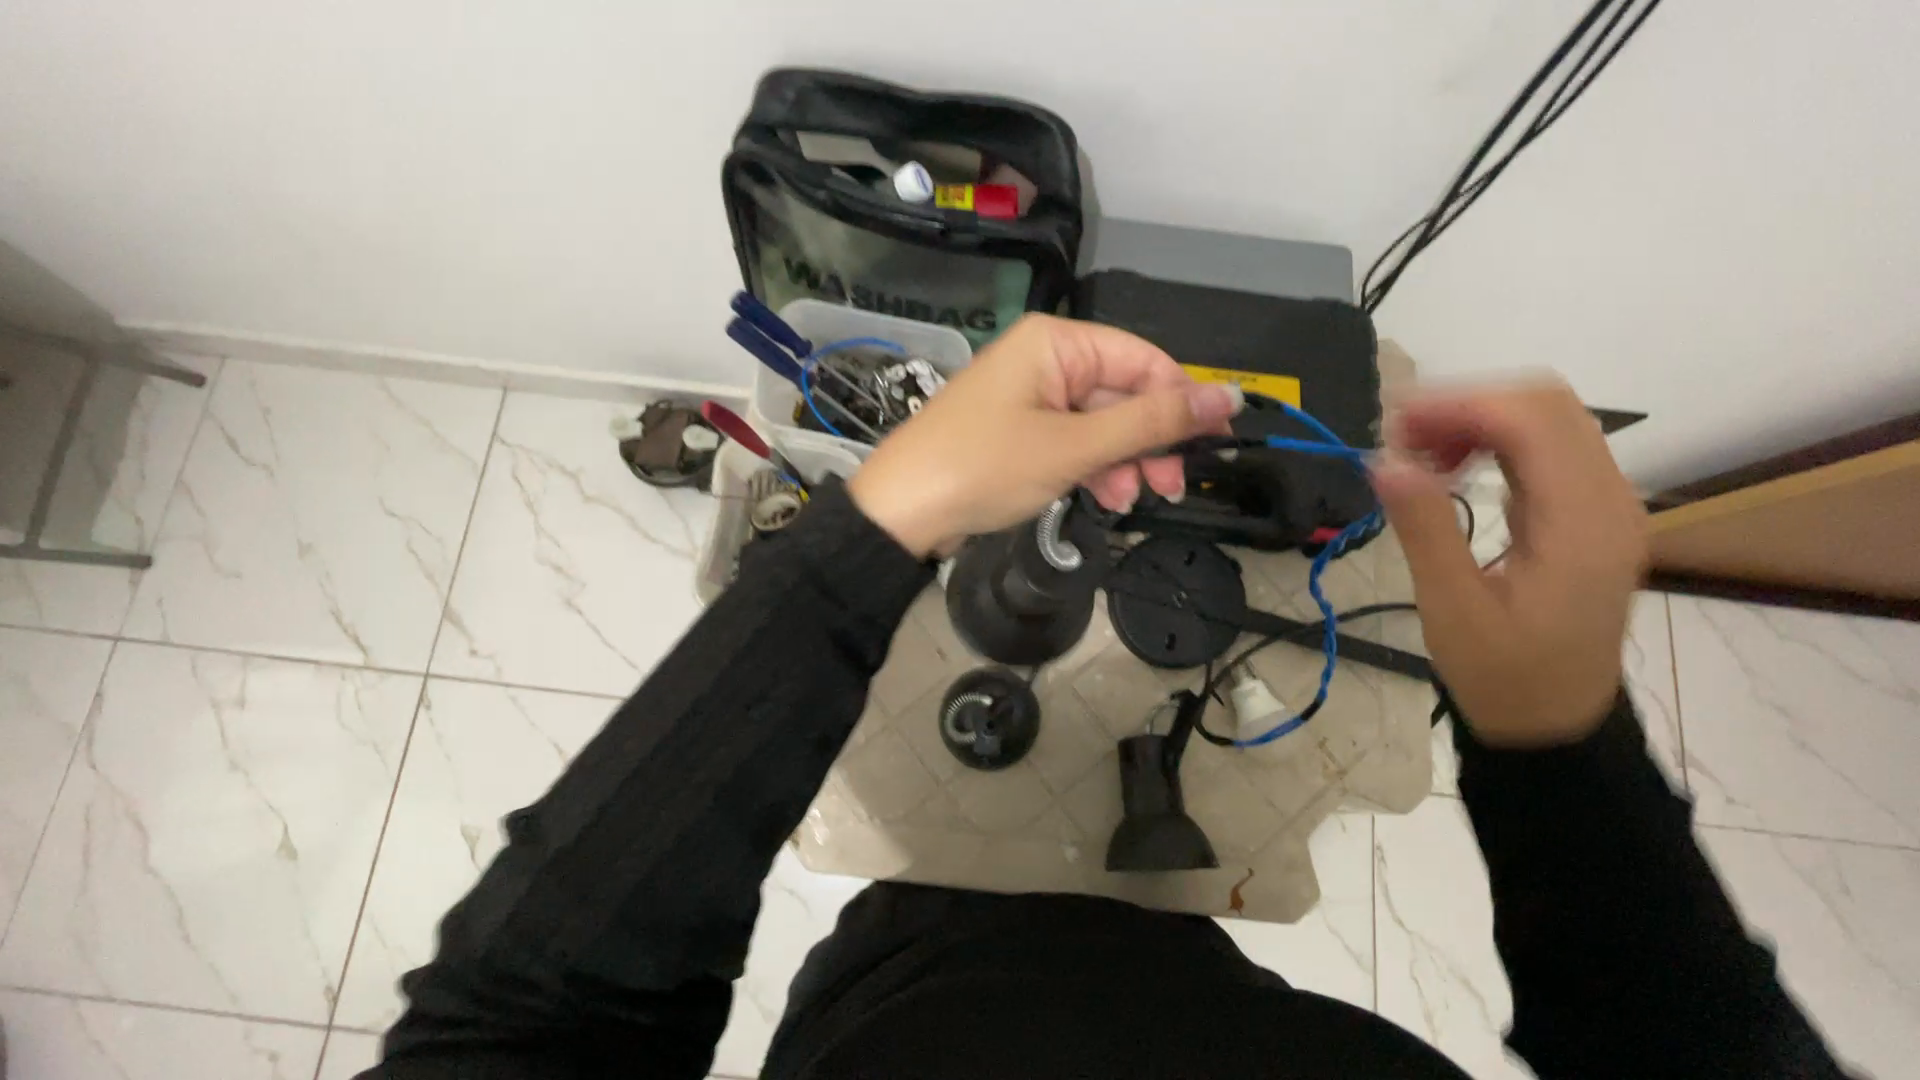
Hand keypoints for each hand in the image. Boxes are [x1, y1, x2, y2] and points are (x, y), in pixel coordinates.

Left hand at [847, 314, 1241, 557]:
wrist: (901, 511)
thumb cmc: (984, 467)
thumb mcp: (1074, 447)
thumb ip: (1151, 422)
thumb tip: (1228, 395)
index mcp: (1056, 343)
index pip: (1143, 359)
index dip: (1183, 400)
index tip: (1214, 444)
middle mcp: (1045, 360)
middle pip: (1123, 393)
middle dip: (1150, 441)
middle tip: (1172, 487)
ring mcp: (1030, 398)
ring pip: (1101, 424)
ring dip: (1124, 461)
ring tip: (1129, 501)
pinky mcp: (1019, 432)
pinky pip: (1073, 442)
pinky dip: (1093, 468)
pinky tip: (1103, 498)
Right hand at [1370, 380, 1646, 747]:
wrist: (1555, 721)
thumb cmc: (1503, 675)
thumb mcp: (1453, 609)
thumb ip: (1424, 529)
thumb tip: (1384, 461)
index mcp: (1583, 522)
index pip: (1533, 420)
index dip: (1460, 404)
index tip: (1392, 426)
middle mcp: (1608, 499)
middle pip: (1546, 404)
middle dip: (1465, 404)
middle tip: (1398, 439)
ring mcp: (1603, 504)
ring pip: (1546, 419)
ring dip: (1476, 419)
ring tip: (1415, 454)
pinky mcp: (1586, 512)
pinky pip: (1544, 448)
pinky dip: (1491, 441)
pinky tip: (1447, 469)